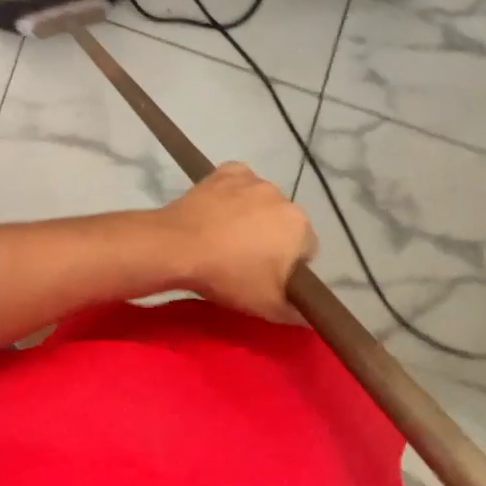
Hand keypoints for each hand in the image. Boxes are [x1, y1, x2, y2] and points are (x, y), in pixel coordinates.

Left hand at [159, 163, 312, 322]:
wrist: (177, 246)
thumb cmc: (228, 275)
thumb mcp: (269, 307)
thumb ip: (298, 312)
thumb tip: (309, 315)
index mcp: (299, 225)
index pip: (305, 249)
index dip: (288, 265)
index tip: (267, 276)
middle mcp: (280, 195)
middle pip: (283, 222)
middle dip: (270, 237)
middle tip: (244, 257)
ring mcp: (250, 180)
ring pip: (261, 201)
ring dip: (251, 214)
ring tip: (225, 235)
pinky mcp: (224, 171)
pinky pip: (238, 182)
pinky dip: (232, 193)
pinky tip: (218, 209)